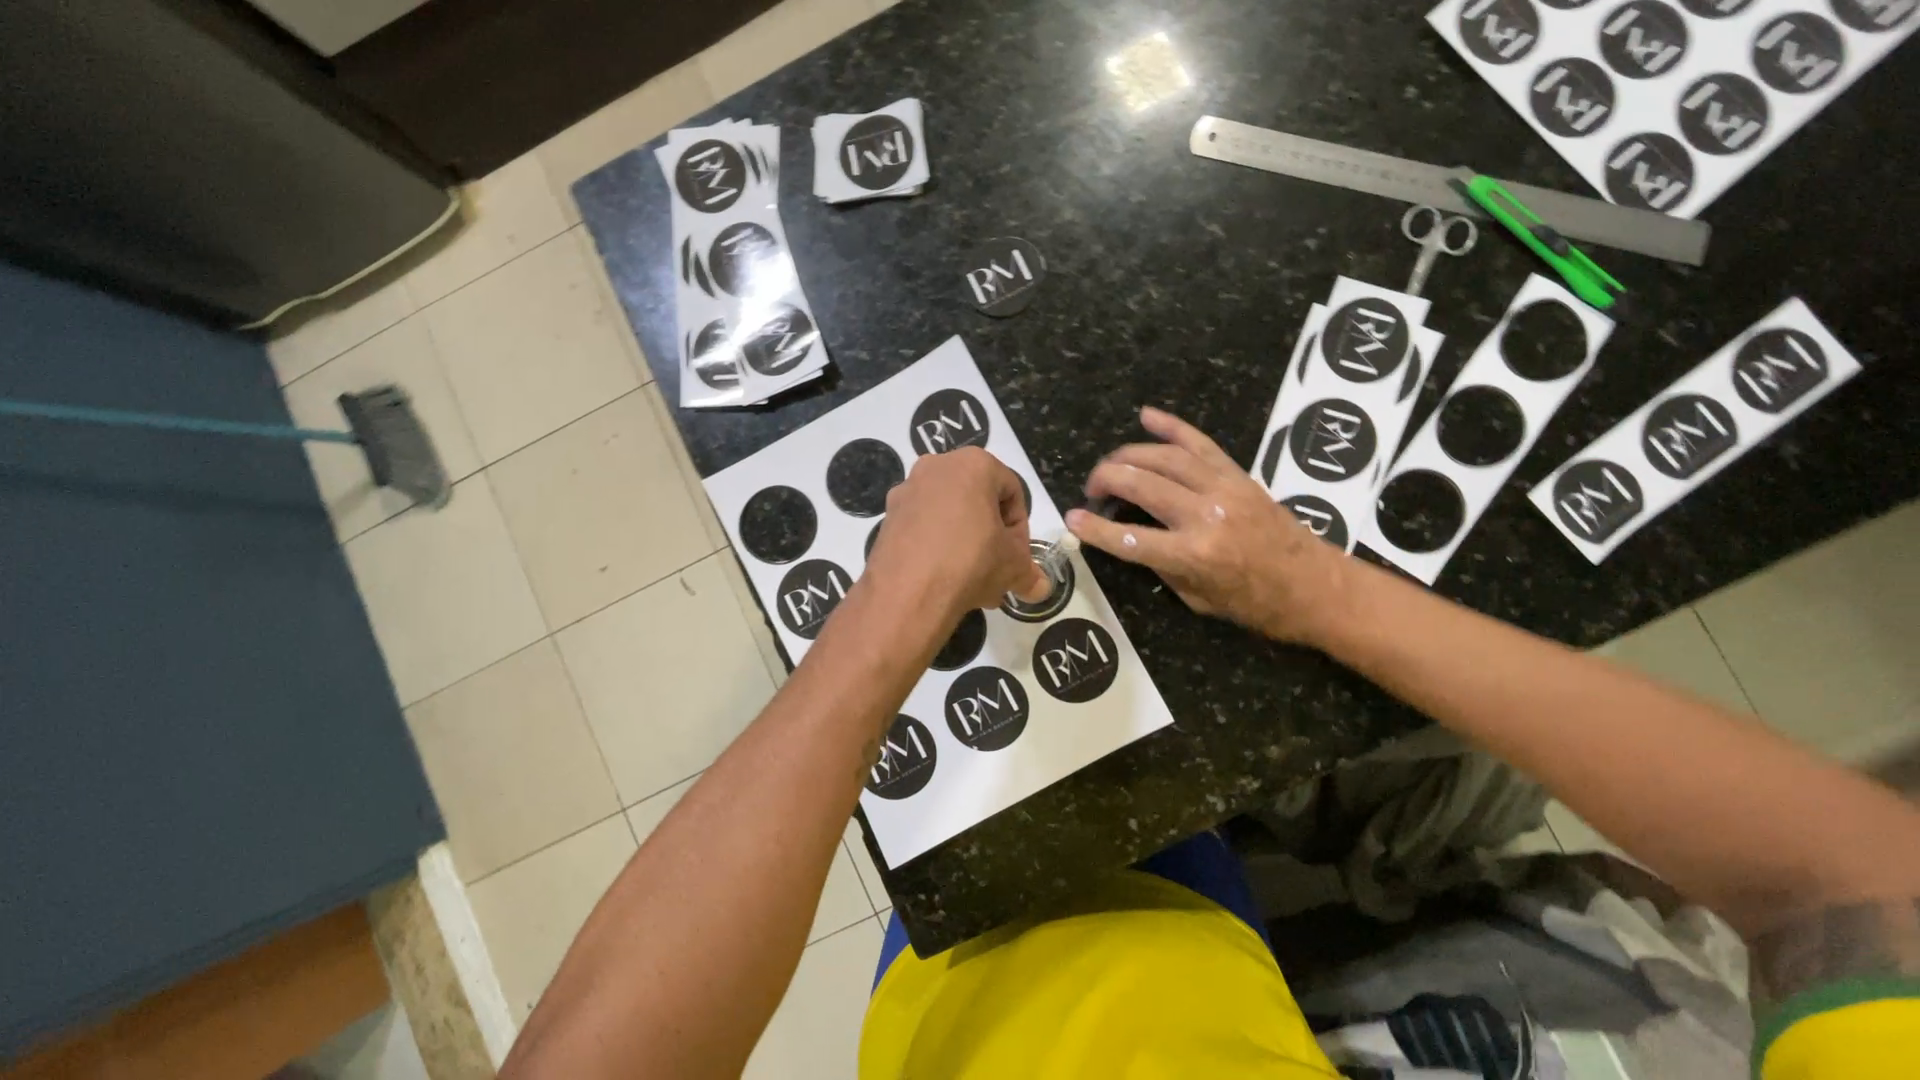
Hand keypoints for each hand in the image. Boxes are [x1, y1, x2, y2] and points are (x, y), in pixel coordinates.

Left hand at [865, 446, 1049, 622]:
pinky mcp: (888, 517)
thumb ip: (1030, 572)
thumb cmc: (971, 562)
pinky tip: (944, 580)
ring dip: (965, 545)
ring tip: (972, 582)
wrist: (907, 593)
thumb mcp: (1013, 567)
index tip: (1018, 556)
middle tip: (997, 570)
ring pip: (949, 516)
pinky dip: (937, 548)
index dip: (1020, 527)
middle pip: (977, 502)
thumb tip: (1040, 587)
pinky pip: (923, 528)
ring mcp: (907, 490)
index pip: (1012, 491)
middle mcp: (936, 466)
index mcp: (973, 463)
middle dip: (991, 537)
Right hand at [1066, 407, 1349, 644]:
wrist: (1315, 586)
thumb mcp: (1199, 599)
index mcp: (1194, 555)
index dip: (1095, 529)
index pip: (1130, 538)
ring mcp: (1223, 489)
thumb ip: (1164, 567)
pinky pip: (1199, 443)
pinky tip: (1147, 416)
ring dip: (1129, 455)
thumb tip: (1135, 541)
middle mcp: (1205, 516)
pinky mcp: (1238, 475)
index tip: (1072, 519)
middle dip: (1106, 480)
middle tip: (1091, 490)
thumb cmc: (1256, 604)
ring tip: (1110, 464)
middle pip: (1141, 484)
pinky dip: (1171, 427)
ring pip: (1165, 457)